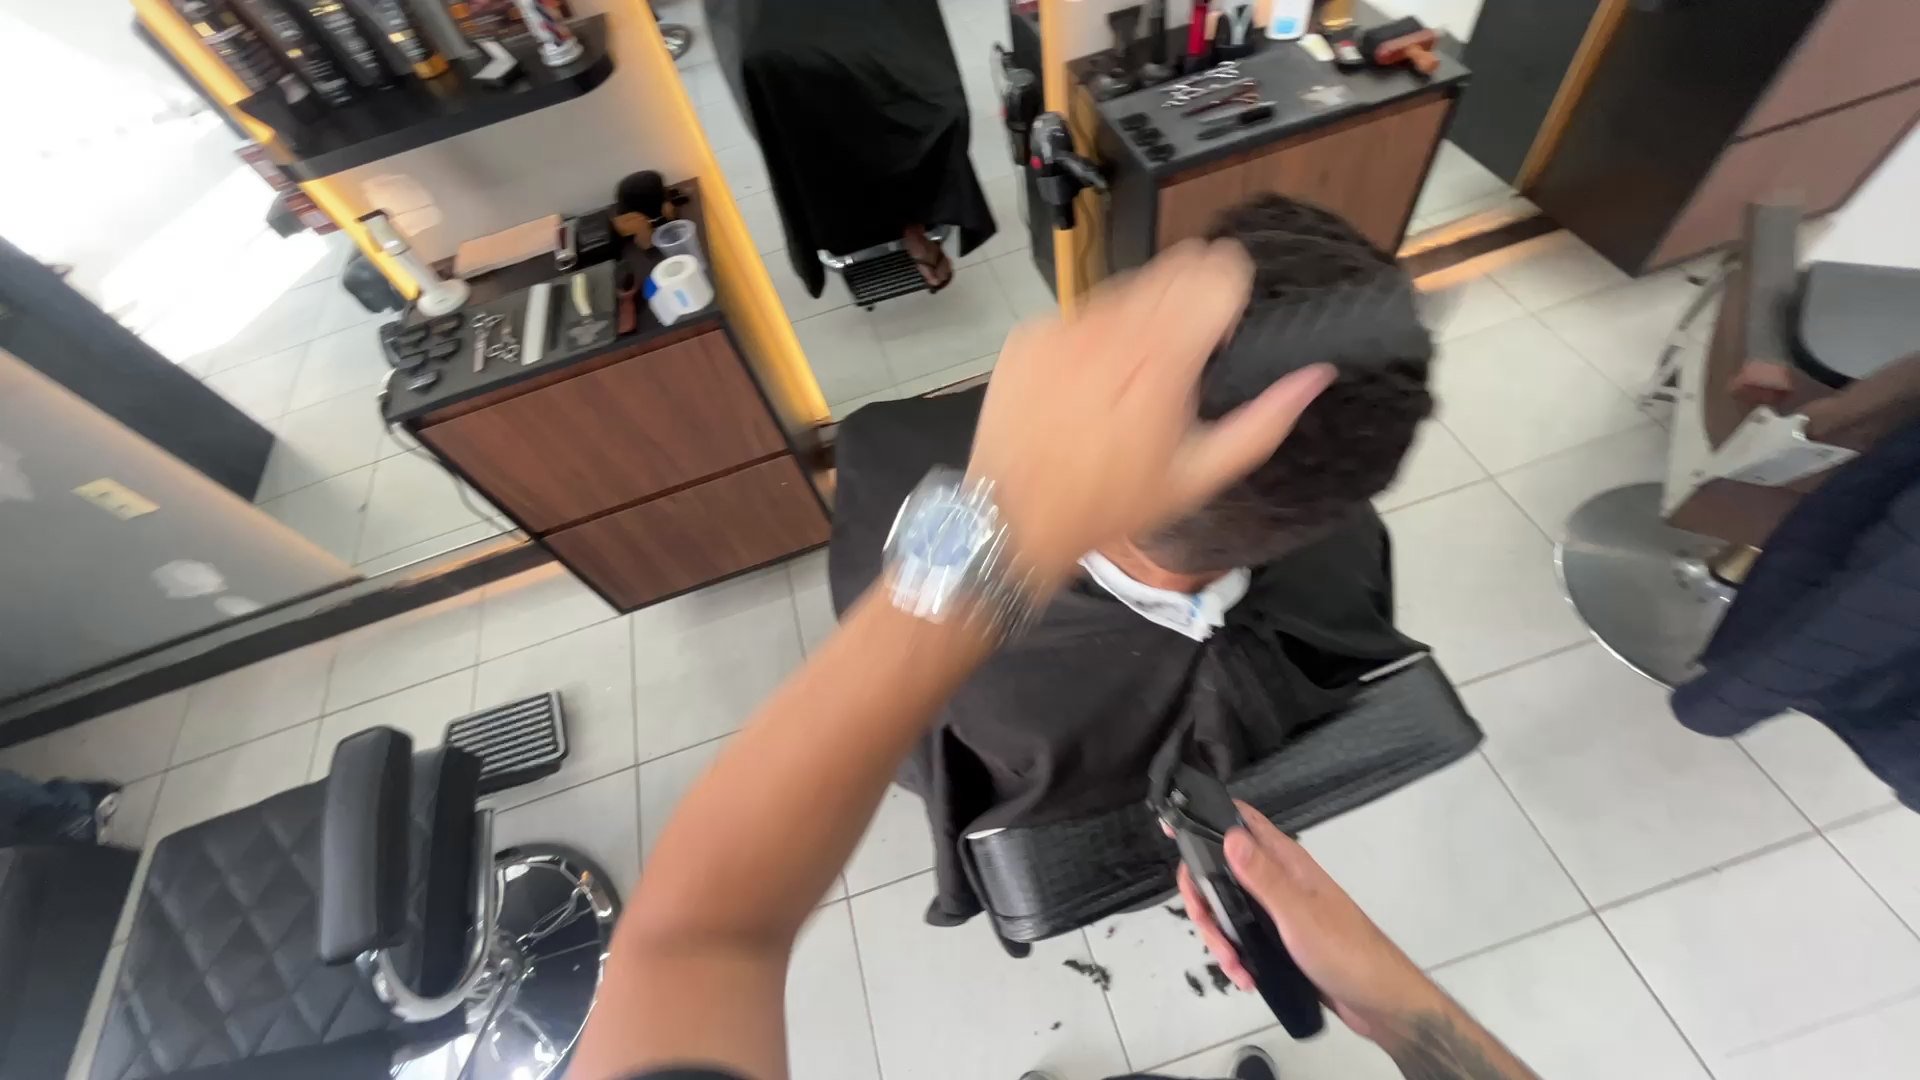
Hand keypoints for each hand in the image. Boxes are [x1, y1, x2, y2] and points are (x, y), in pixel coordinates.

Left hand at [965, 241, 1334, 581]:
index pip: (1218, 271)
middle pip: (1172, 269)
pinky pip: (1073, 317)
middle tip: (1176, 355)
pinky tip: (1081, 384)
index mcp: (1163, 359)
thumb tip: (1314, 376)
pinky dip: (1085, 339)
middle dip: (1185, 301)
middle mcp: (1111, 330)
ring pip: (1121, 290)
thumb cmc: (1108, 503)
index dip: (1228, 290)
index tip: (1221, 323)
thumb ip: (1264, 422)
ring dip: (1134, 321)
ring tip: (1122, 381)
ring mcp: (1062, 329)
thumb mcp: (1197, 477)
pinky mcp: (1027, 338)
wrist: (1015, 516)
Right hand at [1179, 804, 1445, 1040]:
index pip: (1237, 820)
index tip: (1171, 831)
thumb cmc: (1345, 951)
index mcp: (1281, 859)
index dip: (1203, 818)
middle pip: (1216, 869)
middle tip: (1205, 925)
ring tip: (1232, 966)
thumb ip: (1262, 874)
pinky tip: (1243, 976)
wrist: (1383, 1006)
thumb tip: (1227, 834)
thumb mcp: (1298, 913)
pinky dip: (1233, 954)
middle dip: (1202, 898)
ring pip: (1224, 906)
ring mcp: (1273, 907)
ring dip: (1218, 935)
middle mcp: (1273, 876)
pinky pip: (1238, 935)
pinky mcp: (1274, 937)